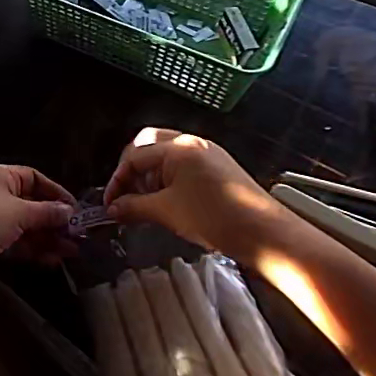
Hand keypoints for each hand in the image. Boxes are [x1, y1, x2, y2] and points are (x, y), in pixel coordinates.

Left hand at [0, 165, 76, 287]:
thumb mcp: (20, 213)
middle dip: (54, 219)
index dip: (55, 192)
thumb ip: (47, 212)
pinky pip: (17, 240)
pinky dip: (34, 248)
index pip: (34, 177)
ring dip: (48, 237)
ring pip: (26, 224)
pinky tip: (53, 259)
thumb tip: (69, 211)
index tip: (74, 208)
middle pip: (31, 203)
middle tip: (76, 233)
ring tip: (71, 250)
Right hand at [104, 128, 288, 252]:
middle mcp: (192, 143)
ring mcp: (206, 153)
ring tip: (147, 203)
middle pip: (148, 145)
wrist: (264, 233)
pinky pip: (182, 165)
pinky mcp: (216, 167)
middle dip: (132, 170)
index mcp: (178, 148)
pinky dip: (168, 180)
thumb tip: (115, 208)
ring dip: (150, 176)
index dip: (117, 180)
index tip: (110, 203)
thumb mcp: (168, 213)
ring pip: (165, 154)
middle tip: (125, 196)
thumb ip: (135, 207)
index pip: (135, 156)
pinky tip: (168, 202)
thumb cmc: (219, 218)